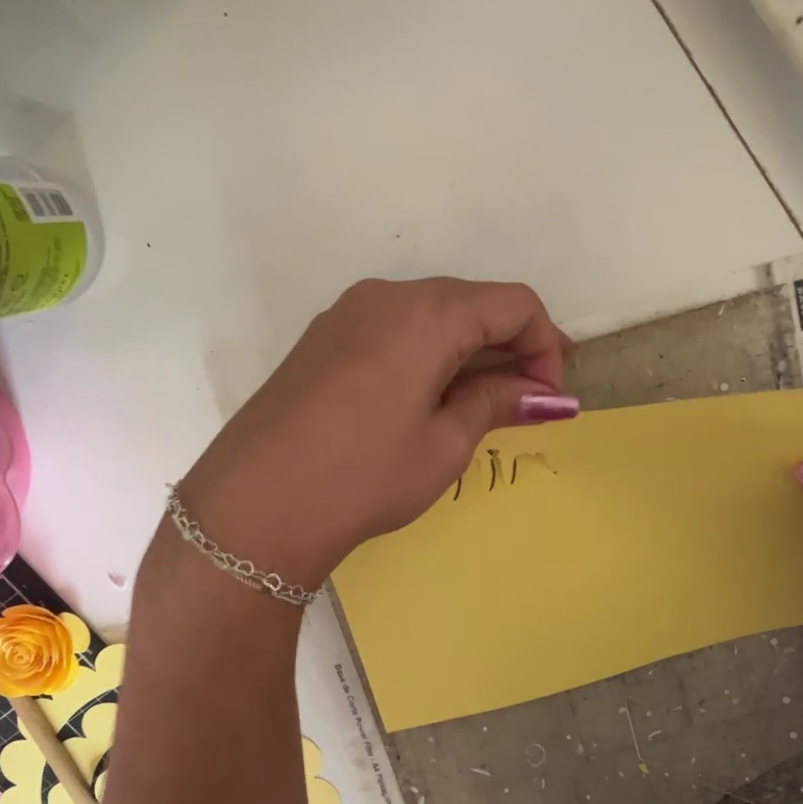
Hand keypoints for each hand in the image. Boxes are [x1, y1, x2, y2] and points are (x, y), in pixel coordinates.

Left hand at [177, 278, 577, 586]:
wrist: (254, 507)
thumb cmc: (362, 477)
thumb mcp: (443, 444)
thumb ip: (497, 402)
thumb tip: (547, 396)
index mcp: (425, 313)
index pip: (513, 304)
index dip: (546, 345)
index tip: (548, 398)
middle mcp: (385, 296)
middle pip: (472, 301)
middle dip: (510, 346)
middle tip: (524, 402)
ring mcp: (346, 314)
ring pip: (430, 313)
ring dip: (467, 349)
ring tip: (476, 405)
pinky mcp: (321, 338)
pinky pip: (393, 328)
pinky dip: (426, 352)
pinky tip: (425, 399)